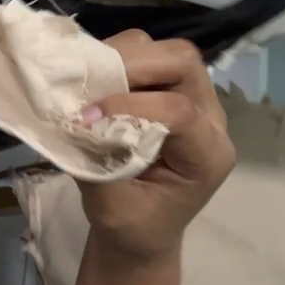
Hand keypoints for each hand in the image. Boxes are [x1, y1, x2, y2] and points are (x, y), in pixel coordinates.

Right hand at [76, 31, 235, 265]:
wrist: (140, 233)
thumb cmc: (131, 225)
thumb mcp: (111, 208)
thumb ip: (98, 163)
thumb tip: (74, 121)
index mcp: (207, 156)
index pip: (179, 111)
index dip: (130, 105)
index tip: (86, 119)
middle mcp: (210, 120)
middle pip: (183, 63)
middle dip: (133, 64)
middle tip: (90, 83)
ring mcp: (192, 100)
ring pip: (167, 51)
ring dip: (125, 56)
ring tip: (91, 80)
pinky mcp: (168, 91)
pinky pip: (149, 56)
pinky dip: (118, 58)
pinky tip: (95, 80)